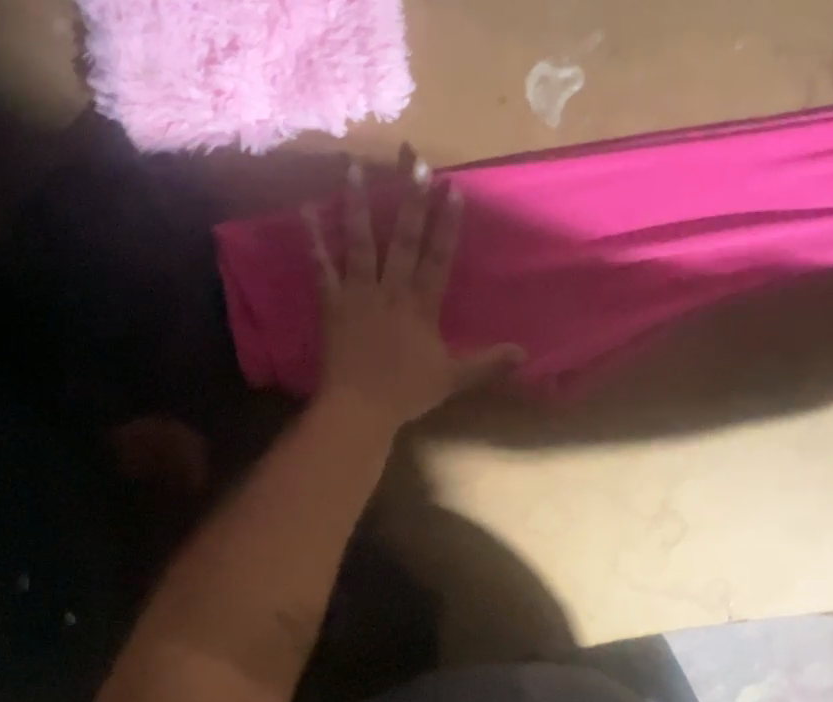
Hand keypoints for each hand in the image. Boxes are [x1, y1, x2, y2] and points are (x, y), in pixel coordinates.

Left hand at [304, 157, 523, 427]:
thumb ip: (487, 363)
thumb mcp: (453, 379)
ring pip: (360, 241)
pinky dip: (314, 238)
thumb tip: (525, 353)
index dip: (446, 223)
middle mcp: (392, 290)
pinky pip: (322, 266)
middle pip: (403, 239)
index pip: (439, 257)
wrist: (358, 409)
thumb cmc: (406, 394)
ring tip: (355, 166)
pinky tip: (307, 209)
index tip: (452, 189)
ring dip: (358, 203)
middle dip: (411, 200)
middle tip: (414, 160)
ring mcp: (359, 293)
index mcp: (422, 306)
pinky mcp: (331, 303)